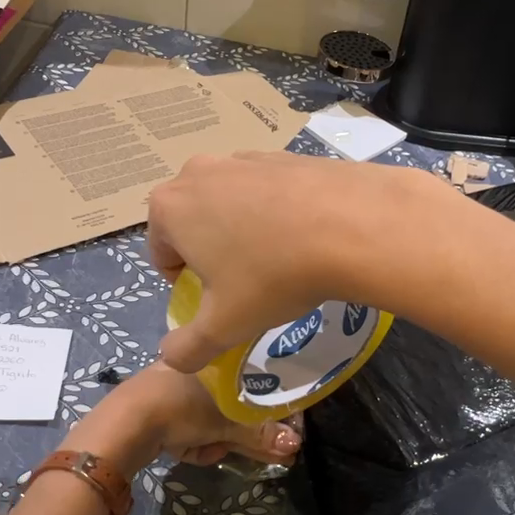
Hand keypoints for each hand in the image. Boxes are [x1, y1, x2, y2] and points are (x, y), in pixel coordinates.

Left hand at [62, 362, 301, 472]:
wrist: (123, 425)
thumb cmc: (178, 408)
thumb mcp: (225, 422)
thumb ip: (260, 435)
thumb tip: (296, 446)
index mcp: (214, 358)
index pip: (254, 377)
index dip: (273, 405)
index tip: (286, 428)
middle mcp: (197, 371)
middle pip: (236, 405)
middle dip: (249, 433)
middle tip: (272, 455)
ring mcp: (176, 393)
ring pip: (214, 422)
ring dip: (218, 441)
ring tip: (214, 451)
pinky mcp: (161, 414)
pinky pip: (192, 431)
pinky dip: (194, 445)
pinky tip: (188, 451)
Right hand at [147, 151, 466, 371]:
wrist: (352, 225)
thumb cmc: (273, 276)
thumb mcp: (224, 327)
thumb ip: (187, 348)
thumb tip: (170, 358)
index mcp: (169, 207)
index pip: (162, 254)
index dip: (186, 285)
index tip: (220, 301)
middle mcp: (199, 172)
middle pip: (195, 225)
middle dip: (214, 255)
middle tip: (249, 284)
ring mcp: (244, 157)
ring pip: (233, 206)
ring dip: (246, 233)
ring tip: (282, 262)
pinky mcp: (285, 155)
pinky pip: (270, 192)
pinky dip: (279, 214)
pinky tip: (307, 238)